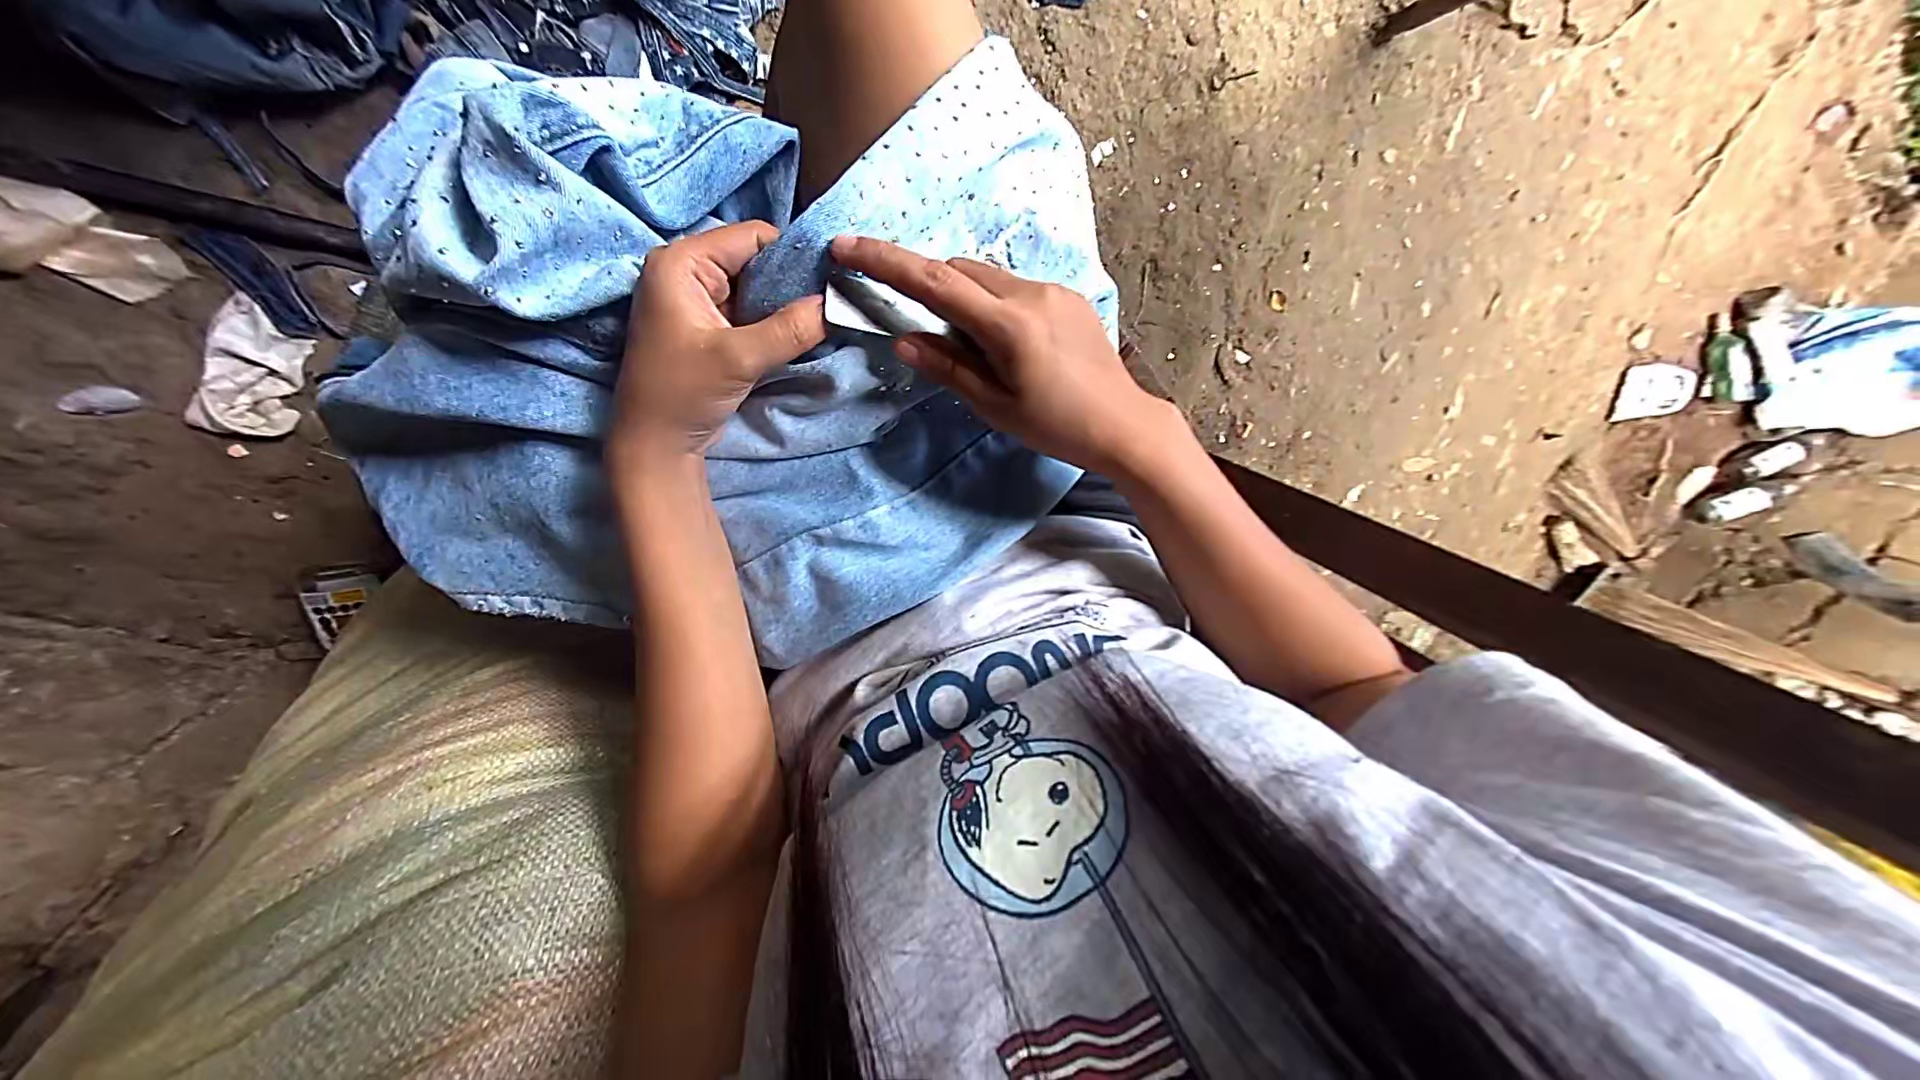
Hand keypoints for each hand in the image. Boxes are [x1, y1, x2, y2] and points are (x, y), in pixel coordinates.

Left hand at [613, 222, 826, 463]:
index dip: (793, 256)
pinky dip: (777, 323)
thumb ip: (789, 329)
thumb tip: (836, 304)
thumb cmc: (682, 394)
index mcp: (682, 263)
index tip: (830, 282)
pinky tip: (800, 336)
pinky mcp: (713, 327)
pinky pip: (754, 312)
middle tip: (830, 305)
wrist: (657, 444)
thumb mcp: (738, 359)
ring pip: (760, 289)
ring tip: (820, 321)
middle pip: (758, 261)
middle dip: (793, 284)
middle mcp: (689, 272)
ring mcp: (701, 301)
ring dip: (787, 307)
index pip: (752, 237)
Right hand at [828, 235, 1179, 475]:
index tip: (846, 248)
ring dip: (964, 297)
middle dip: (930, 287)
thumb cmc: (1058, 426)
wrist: (1124, 424)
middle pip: (959, 270)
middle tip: (930, 333)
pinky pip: (1014, 287)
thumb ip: (948, 367)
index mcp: (1009, 325)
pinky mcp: (1069, 297)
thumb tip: (904, 340)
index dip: (885, 262)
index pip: (934, 282)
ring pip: (987, 277)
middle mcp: (1031, 294)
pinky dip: (994, 303)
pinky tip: (1009, 344)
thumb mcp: (996, 406)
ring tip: (977, 348)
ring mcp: (1054, 291)